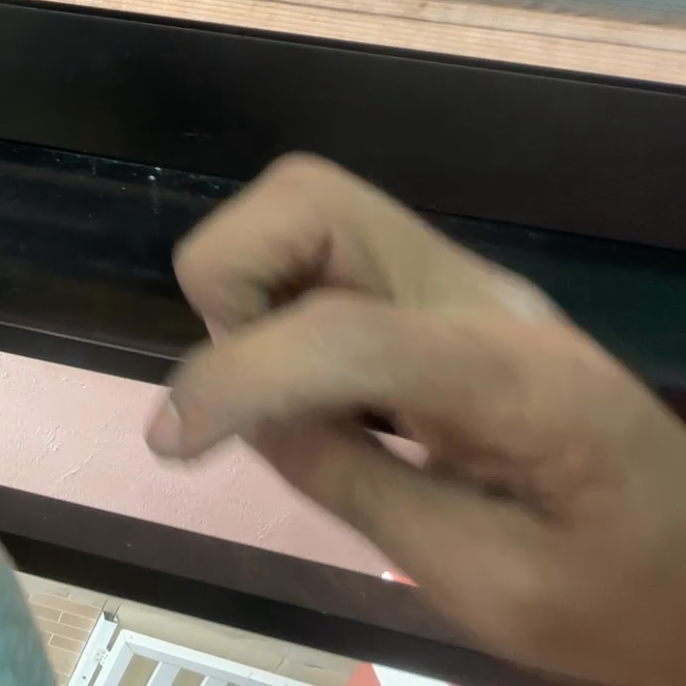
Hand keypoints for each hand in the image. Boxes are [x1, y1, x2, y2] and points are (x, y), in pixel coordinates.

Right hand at [147, 155, 685, 685]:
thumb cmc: (622, 597)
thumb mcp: (491, 589)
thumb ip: (344, 482)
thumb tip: (237, 410)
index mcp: (524, 380)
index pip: (345, 335)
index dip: (235, 376)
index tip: (172, 441)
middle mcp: (475, 292)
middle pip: (306, 199)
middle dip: (231, 279)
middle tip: (241, 370)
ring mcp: (446, 273)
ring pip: (294, 203)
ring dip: (239, 280)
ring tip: (268, 370)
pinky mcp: (416, 278)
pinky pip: (299, 240)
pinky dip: (258, 287)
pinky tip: (291, 363)